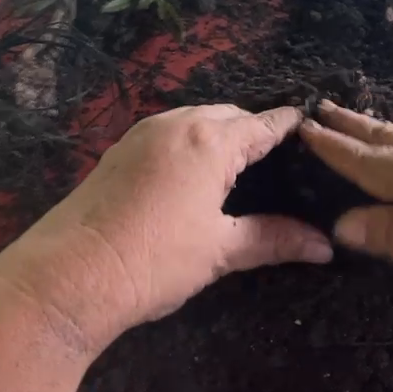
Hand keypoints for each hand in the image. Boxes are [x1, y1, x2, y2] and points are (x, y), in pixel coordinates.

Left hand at [0, 105, 332, 353]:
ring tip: (238, 165)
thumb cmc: (155, 259)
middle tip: (277, 159)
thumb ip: (275, 239)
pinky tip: (193, 173)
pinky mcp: (119, 150)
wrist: (67, 276)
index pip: (263, 123)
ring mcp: (143, 133)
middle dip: (254, 129)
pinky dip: (190, 141)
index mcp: (210, 140)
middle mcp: (177, 123)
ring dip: (219, 132)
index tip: (312, 129)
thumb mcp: (220, 250)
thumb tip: (325, 247)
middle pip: (229, 115)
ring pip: (195, 119)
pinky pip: (169, 131)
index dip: (289, 125)